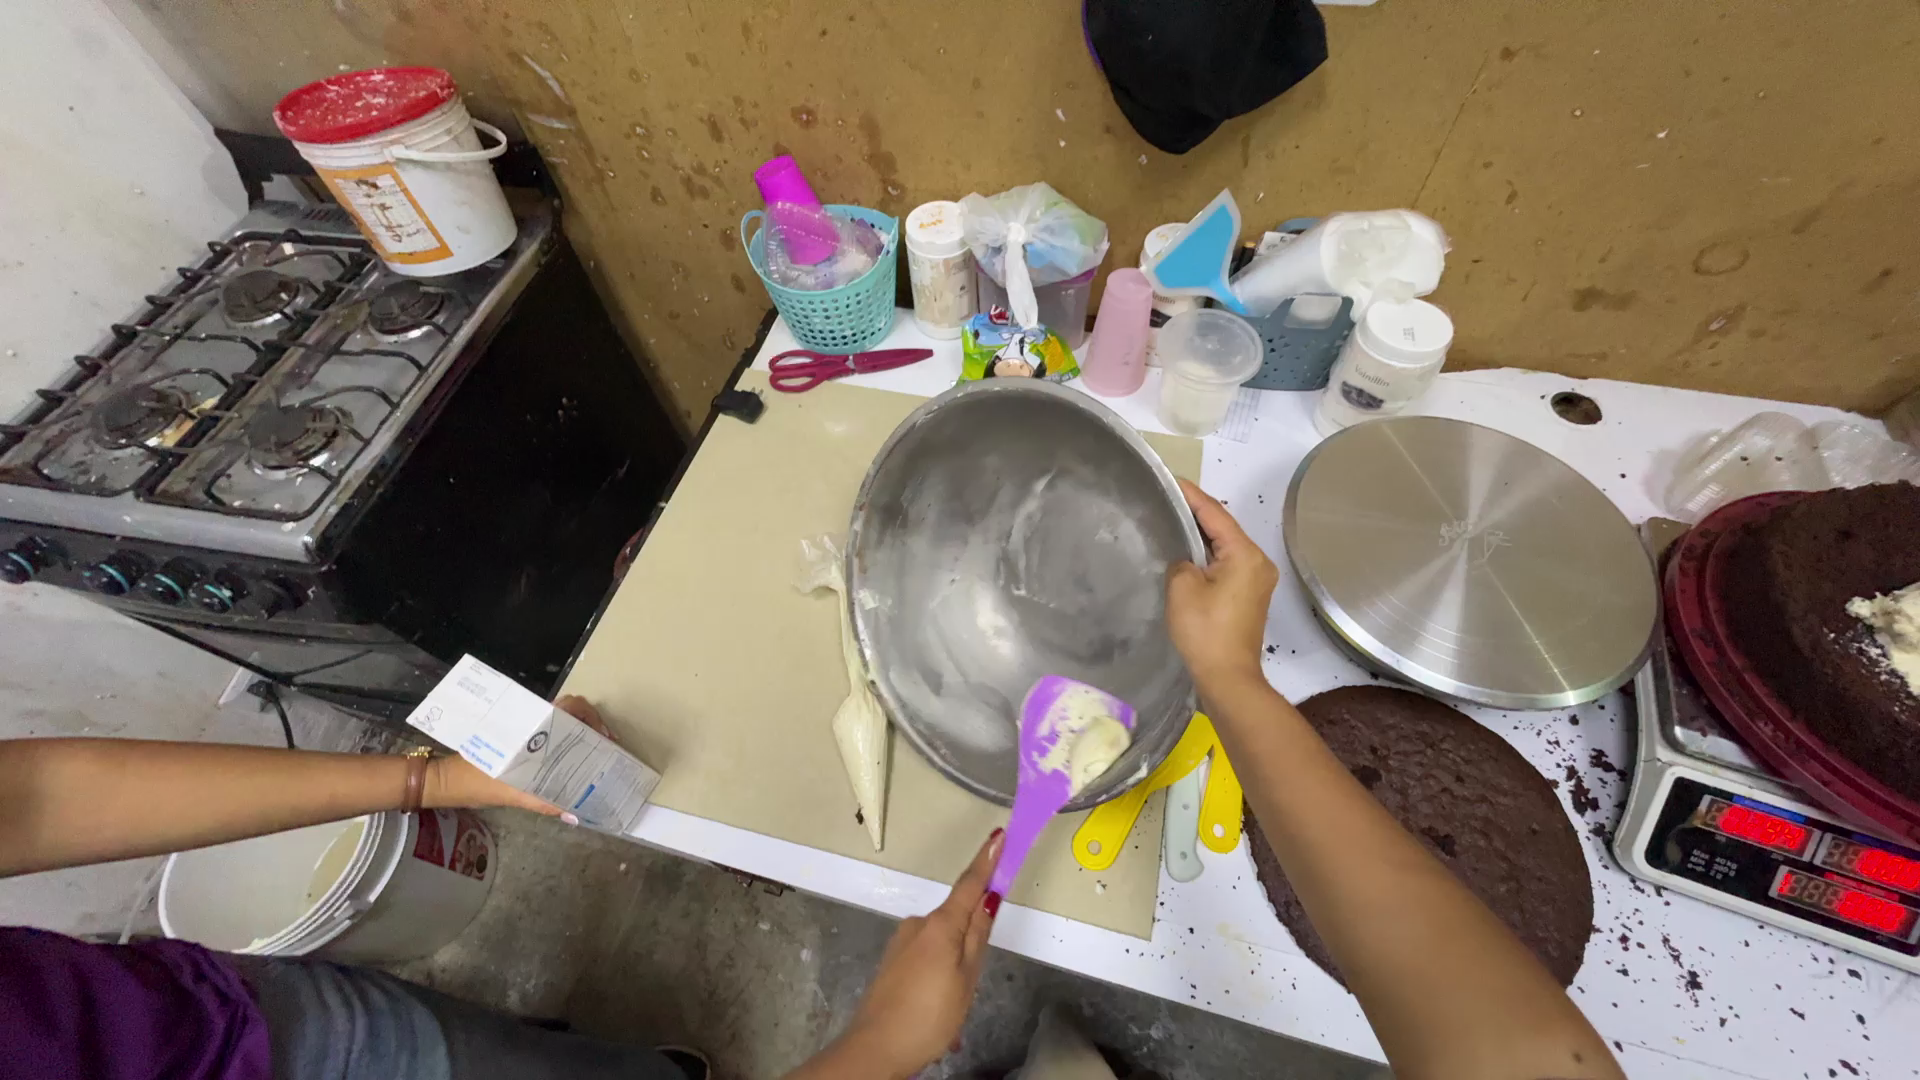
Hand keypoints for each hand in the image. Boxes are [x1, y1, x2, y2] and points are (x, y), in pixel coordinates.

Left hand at [420, 694, 611, 822]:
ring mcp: (527, 730)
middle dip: (593, 727)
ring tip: (595, 756)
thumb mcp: (511, 792)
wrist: (441, 782)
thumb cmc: (474, 781)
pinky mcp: (521, 741)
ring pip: (564, 723)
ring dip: (582, 735)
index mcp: (532, 724)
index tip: (604, 737)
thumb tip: (575, 814)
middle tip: (606, 748)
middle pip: (573, 713)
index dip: (593, 718)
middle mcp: (532, 722)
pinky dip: (567, 744)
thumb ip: (543, 802)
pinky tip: (572, 762)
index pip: (572, 706)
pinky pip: (552, 735)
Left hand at [825, 830, 1004, 1078]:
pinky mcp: (892, 961)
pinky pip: (925, 963)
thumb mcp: (965, 978)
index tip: (999, 835)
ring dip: (952, 972)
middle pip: (956, 919)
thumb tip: (989, 898)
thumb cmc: (928, 1015)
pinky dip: (936, 983)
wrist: (874, 1049)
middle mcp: (919, 923)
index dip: (987, 860)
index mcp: (941, 924)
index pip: (970, 883)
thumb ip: (977, 936)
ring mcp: (902, 941)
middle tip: (971, 986)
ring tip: (952, 1016)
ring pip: (941, 947)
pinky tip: (935, 1017)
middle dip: (970, 943)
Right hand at [1167, 479, 1278, 689]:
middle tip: (1166, 497)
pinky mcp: (1250, 595)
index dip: (1191, 494)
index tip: (1170, 478)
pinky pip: (1227, 563)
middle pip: (1224, 527)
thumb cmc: (1205, 631)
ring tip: (1172, 519)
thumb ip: (1182, 560)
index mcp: (1245, 554)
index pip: (1215, 513)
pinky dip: (1208, 554)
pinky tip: (1187, 551)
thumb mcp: (1182, 587)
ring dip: (1202, 534)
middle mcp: (1259, 561)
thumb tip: (1187, 561)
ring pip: (1226, 545)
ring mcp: (1257, 579)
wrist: (1227, 677)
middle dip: (1196, 512)